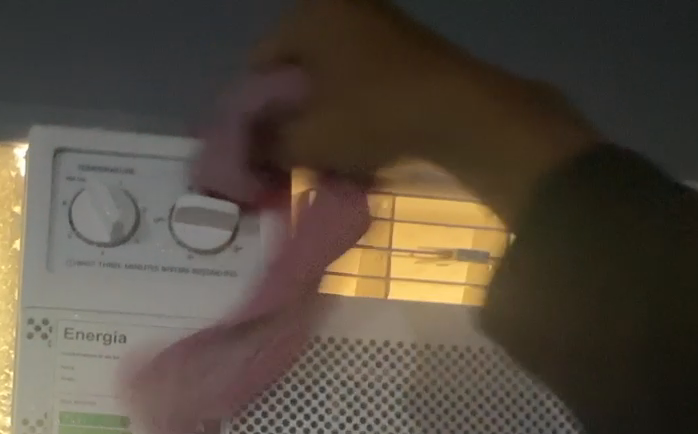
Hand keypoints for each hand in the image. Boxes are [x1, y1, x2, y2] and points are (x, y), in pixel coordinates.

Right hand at [253, 0, 597, 222]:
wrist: (458, 112)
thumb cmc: (371, 117)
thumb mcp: (306, 140)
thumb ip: (264, 146)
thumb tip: (240, 154)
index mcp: (309, 15)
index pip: (256, 64)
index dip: (251, 111)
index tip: (259, 147)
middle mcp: (339, 3)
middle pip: (290, 66)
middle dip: (284, 110)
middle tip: (287, 151)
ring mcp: (374, 18)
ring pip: (322, 71)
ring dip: (314, 109)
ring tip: (319, 147)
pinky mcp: (399, 41)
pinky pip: (353, 72)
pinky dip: (344, 102)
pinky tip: (350, 133)